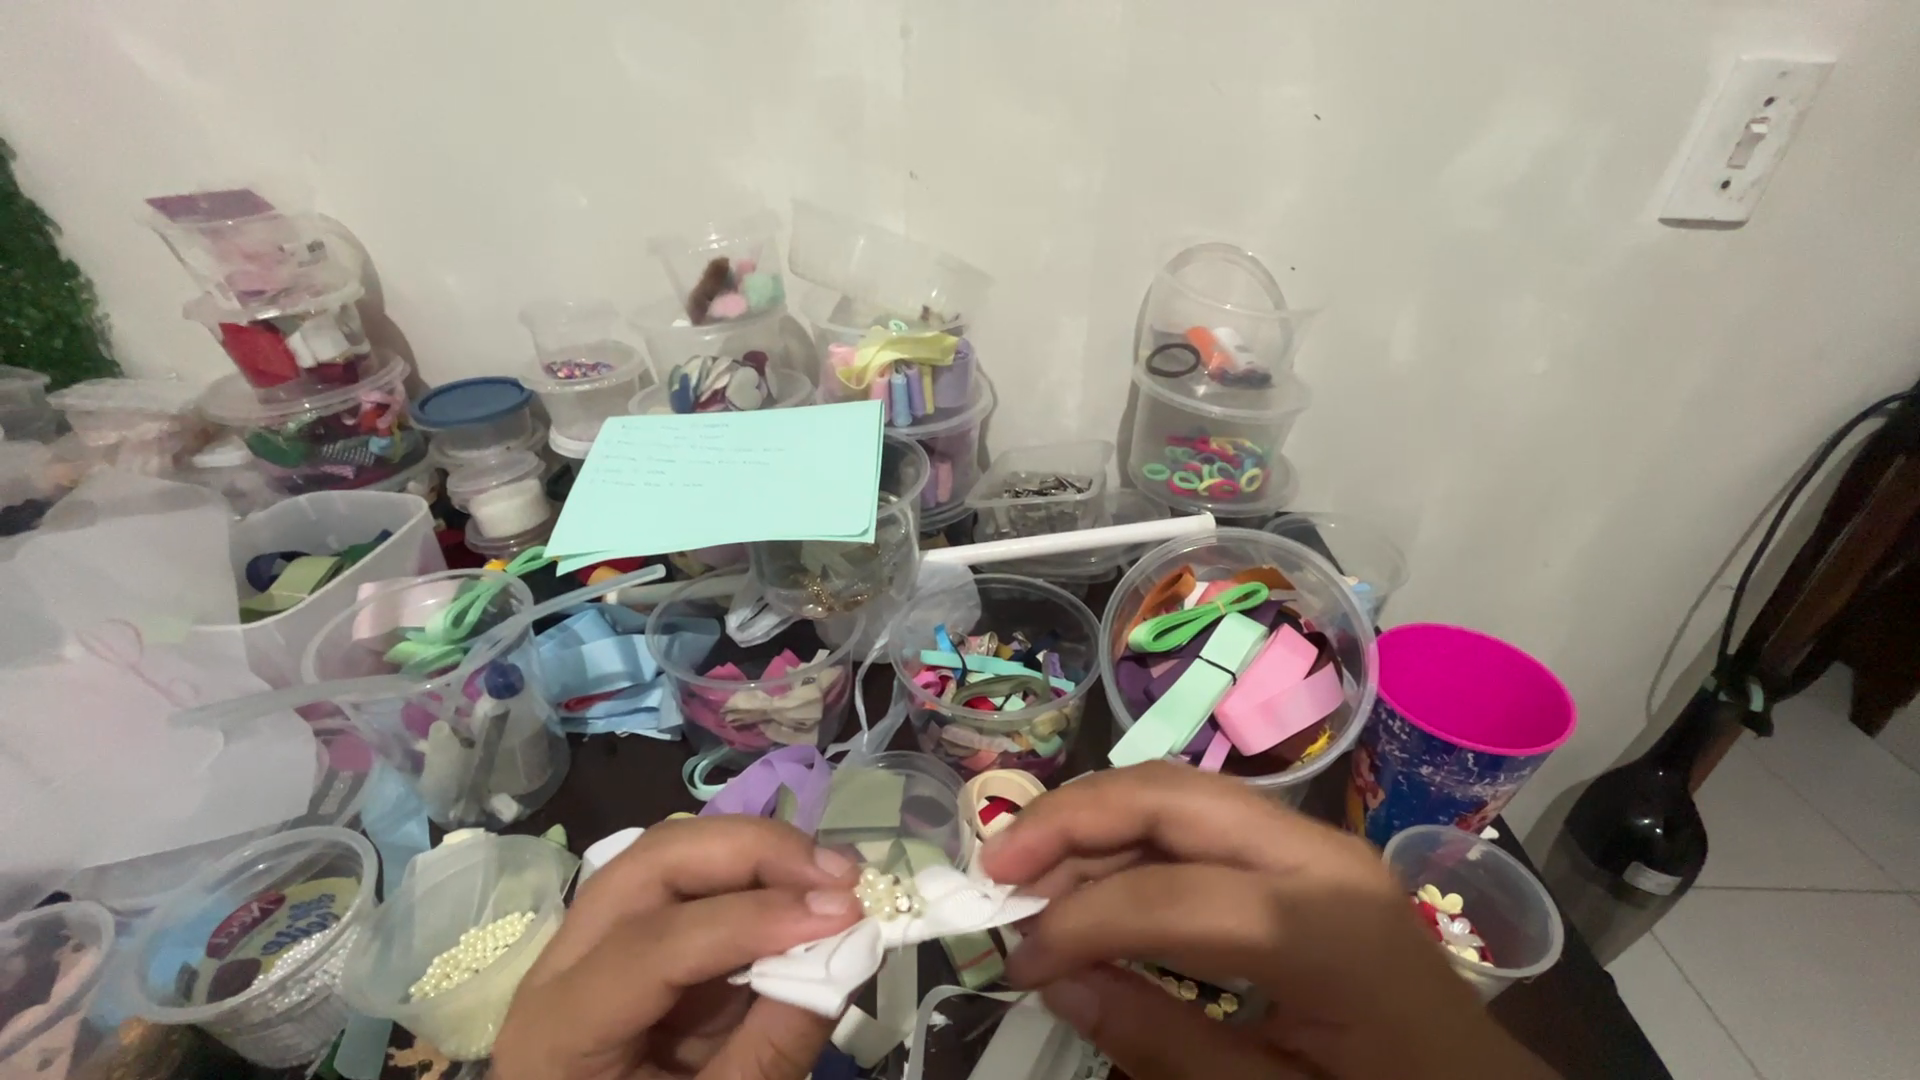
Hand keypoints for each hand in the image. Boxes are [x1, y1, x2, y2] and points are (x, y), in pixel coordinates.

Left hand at [493, 817, 861, 1079]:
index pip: (651, 945)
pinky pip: (700, 876)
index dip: (751, 920)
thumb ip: (774, 1046)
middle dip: (756, 853)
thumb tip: (850, 951)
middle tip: (839, 878)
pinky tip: (808, 888)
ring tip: (835, 876)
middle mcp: (563, 961)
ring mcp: (600, 935)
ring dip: (763, 851)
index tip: (840, 914)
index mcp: (557, 1030)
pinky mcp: (643, 928)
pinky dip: (761, 872)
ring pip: (678, 850)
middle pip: (656, 862)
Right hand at [981, 763, 1558, 1079]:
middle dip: (1069, 817)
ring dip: (1090, 822)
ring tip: (1028, 874)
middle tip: (997, 862)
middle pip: (1167, 793)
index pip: (1173, 894)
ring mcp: (1306, 840)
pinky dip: (1125, 839)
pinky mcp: (1292, 848)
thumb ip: (1158, 1039)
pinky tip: (1086, 878)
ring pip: (1170, 792)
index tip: (1018, 957)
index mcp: (1327, 927)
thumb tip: (1053, 973)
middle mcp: (1315, 852)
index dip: (1080, 918)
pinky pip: (1189, 820)